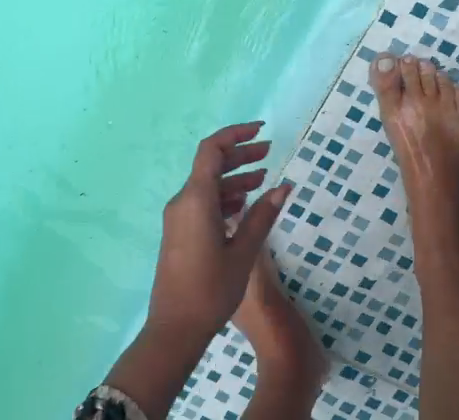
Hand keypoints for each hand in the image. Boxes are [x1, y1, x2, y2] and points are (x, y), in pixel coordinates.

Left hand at [146, 121, 292, 340]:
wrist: (174, 329)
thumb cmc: (211, 289)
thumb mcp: (243, 252)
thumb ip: (262, 215)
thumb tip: (284, 187)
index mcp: (196, 199)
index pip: (212, 149)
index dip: (236, 134)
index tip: (261, 131)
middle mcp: (183, 201)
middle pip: (211, 164)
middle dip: (240, 154)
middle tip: (269, 152)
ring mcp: (179, 217)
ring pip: (208, 184)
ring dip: (234, 177)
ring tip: (263, 178)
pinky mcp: (180, 232)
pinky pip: (202, 201)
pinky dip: (224, 196)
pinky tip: (245, 205)